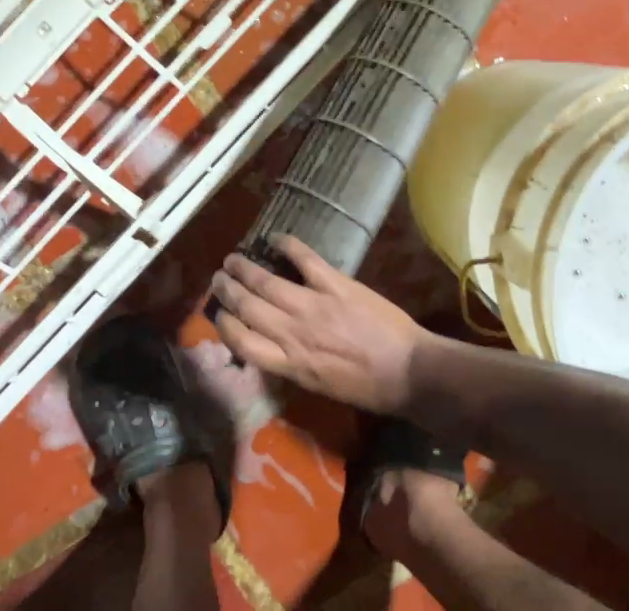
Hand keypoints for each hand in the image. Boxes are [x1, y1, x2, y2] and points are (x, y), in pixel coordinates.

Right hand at [210, 235, 429, 413]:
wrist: (410, 372)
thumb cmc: (367, 388)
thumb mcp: (320, 387)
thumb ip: (291, 365)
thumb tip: (269, 347)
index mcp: (290, 363)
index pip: (242, 341)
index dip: (224, 324)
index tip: (219, 314)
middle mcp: (293, 333)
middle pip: (247, 307)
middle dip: (227, 291)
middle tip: (218, 279)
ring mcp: (313, 305)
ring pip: (266, 282)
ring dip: (245, 269)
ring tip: (232, 260)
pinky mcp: (336, 285)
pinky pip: (305, 259)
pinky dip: (287, 245)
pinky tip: (274, 239)